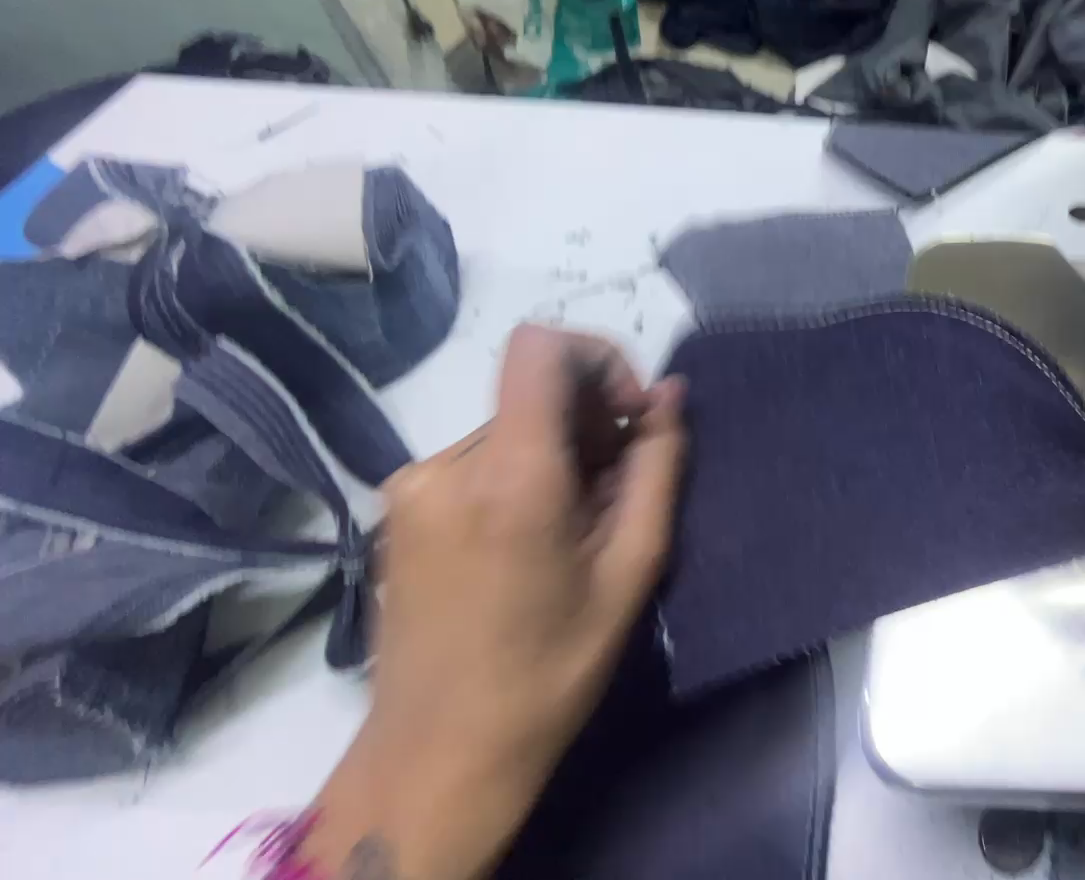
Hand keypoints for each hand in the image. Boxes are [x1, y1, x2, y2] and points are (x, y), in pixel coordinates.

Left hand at [305, 325, 685, 879]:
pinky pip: (481, 458)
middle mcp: (448, 463)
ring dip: (560, 455)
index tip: (631, 419)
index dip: (600, 358)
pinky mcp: (399, 506)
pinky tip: (535, 541)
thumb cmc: (554, 664)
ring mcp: (414, 484)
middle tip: (616, 496)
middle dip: (593, 424)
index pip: (541, 347)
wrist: (440, 752)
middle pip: (536, 392)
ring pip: (513, 427)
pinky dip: (523, 475)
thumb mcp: (634, 565)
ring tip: (576, 530)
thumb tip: (670, 393)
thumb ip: (658, 466)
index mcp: (511, 477)